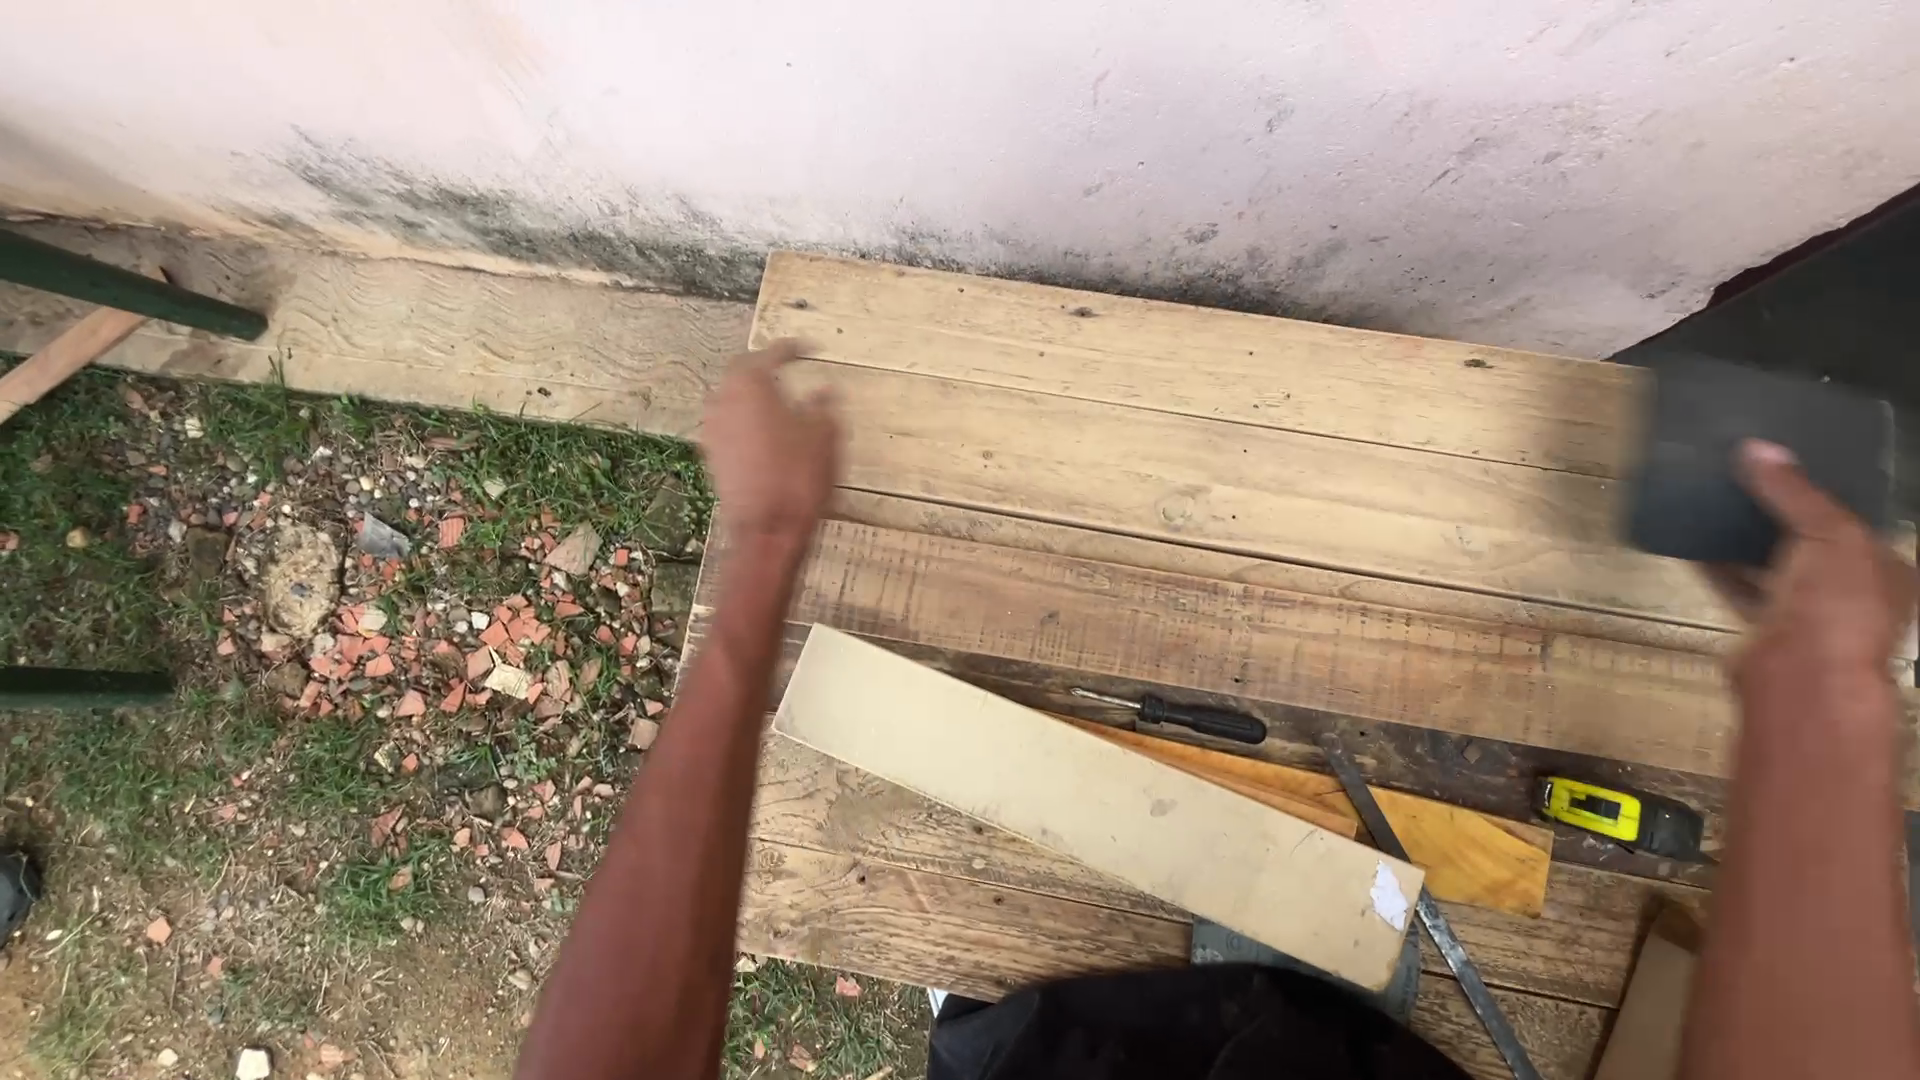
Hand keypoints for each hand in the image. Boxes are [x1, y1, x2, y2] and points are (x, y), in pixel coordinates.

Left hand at [698, 339, 841, 540]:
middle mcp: (723, 399)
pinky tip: (764, 431)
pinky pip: (729, 424)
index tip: (807, 348)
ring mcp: (712, 429)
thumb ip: (823, 405)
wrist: (768, 528)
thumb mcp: (824, 435)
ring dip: (752, 395)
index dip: (791, 349)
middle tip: (786, 368)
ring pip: (731, 399)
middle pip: (741, 372)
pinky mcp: (711, 456)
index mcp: (750, 384)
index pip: (770, 354)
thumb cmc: (799, 475)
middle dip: (764, 368)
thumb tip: (824, 390)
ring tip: (776, 399)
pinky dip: (746, 420)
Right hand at [1705, 439, 1914, 677]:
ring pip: (1770, 566)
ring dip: (1740, 542)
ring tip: (1707, 510)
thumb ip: (1793, 493)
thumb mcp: (1828, 535)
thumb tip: (1756, 447)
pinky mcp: (1762, 624)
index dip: (1820, 494)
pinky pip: (1736, 586)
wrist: (1799, 672)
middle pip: (1809, 543)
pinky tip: (1688, 546)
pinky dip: (1713, 567)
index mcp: (1888, 569)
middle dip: (1774, 517)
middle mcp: (1853, 590)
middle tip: (1738, 485)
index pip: (1854, 521)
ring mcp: (1806, 611)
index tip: (1780, 469)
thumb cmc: (1835, 603)